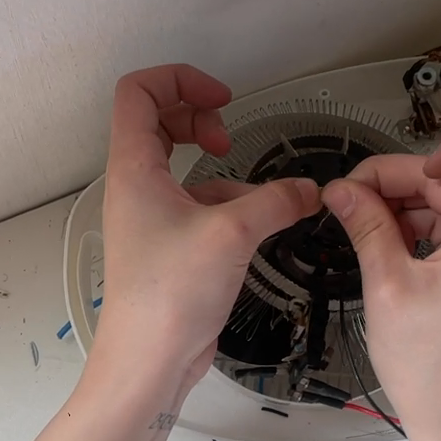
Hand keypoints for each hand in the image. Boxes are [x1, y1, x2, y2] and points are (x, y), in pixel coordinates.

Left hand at [94, 65, 321, 383]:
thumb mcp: (231, 233)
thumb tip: (306, 190)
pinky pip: (199, 210)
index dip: (180, 81)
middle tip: (226, 136)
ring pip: (185, 173)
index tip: (221, 99)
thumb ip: (276, 201)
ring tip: (259, 201)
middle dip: (197, 119)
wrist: (149, 359)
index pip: (139, 93)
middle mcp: (136, 189)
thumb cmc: (166, 296)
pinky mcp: (170, 249)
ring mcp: (151, 220)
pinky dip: (229, 210)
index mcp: (134, 169)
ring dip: (224, 175)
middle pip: (158, 125)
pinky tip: (257, 230)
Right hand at [321, 114, 440, 440]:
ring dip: (403, 205)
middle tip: (347, 200)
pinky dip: (416, 229)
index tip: (422, 168)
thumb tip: (341, 190)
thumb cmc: (433, 367)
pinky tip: (378, 245)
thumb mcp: (388, 288)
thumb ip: (367, 227)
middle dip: (401, 178)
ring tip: (355, 227)